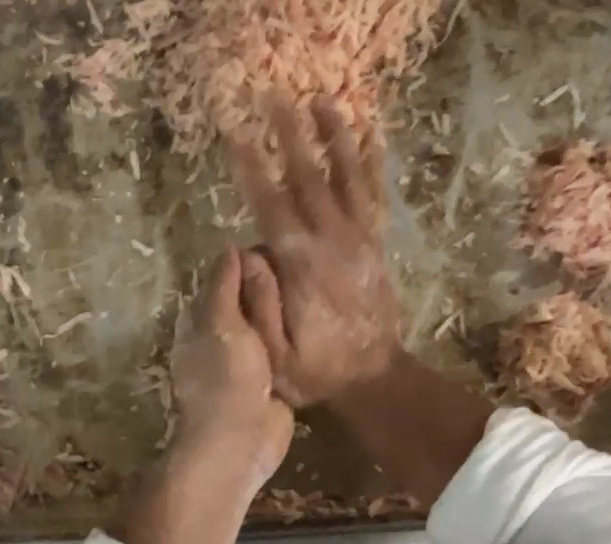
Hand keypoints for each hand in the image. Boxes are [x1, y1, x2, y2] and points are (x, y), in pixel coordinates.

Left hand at [168, 245, 294, 484]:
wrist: (242, 439)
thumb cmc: (225, 378)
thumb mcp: (220, 323)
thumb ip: (223, 286)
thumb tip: (228, 248)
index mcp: (199, 326)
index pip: (218, 284)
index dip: (241, 263)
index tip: (274, 242)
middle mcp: (221, 342)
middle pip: (246, 303)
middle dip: (269, 284)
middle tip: (304, 257)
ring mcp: (247, 363)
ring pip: (267, 326)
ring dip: (285, 309)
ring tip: (316, 278)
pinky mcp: (272, 382)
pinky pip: (284, 351)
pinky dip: (296, 336)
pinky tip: (319, 316)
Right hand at [231, 97, 402, 407]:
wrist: (373, 379)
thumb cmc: (316, 372)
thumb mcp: (275, 354)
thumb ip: (257, 304)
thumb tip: (242, 253)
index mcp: (300, 266)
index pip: (271, 205)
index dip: (252, 168)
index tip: (236, 135)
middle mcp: (332, 241)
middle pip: (308, 177)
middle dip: (289, 135)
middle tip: (273, 97)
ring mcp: (358, 240)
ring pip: (346, 176)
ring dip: (333, 135)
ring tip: (321, 100)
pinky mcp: (374, 246)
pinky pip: (373, 195)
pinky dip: (369, 163)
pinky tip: (365, 138)